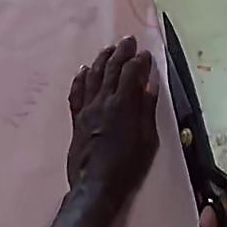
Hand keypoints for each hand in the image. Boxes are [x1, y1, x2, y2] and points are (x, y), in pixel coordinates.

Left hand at [65, 37, 159, 212]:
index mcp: (123, 105)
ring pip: (93, 76)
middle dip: (121, 52)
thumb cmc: (128, 166)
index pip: (131, 73)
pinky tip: (83, 69)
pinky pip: (76, 92)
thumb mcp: (148, 139)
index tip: (146, 54)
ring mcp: (87, 108)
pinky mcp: (76, 118)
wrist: (95, 185)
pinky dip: (80, 78)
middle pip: (111, 68)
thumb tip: (150, 84)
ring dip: (101, 59)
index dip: (139, 61)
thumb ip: (147, 109)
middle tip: (128, 40)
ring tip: (108, 48)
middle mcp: (103, 101)